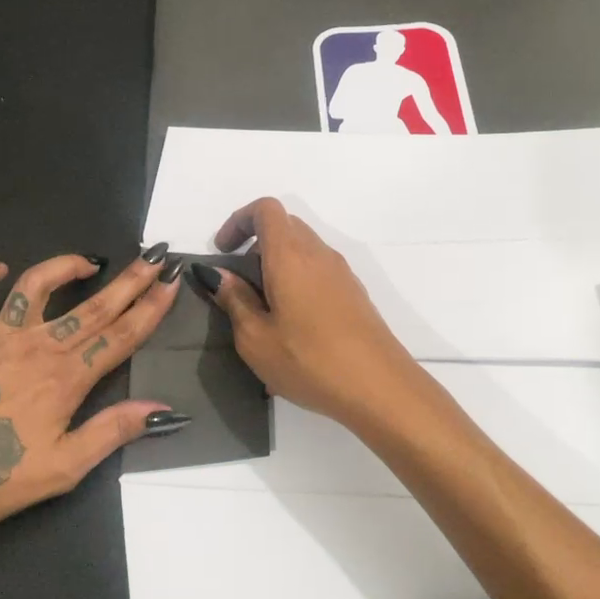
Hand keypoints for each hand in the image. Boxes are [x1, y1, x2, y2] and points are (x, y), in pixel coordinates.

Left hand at [0, 251, 181, 542]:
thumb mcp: (63, 469)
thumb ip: (112, 432)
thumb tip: (163, 409)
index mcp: (66, 378)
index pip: (120, 336)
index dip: (150, 308)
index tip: (173, 281)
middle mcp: (35, 346)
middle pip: (91, 307)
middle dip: (128, 280)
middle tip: (154, 256)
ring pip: (33, 286)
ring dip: (62, 267)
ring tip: (88, 261)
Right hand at [194, 198, 419, 427]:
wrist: (381, 389)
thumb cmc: (310, 361)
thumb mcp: (256, 339)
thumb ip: (234, 300)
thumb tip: (218, 274)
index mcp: (290, 255)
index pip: (265, 209)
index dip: (239, 220)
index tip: (224, 251)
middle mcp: (318, 253)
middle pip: (285, 225)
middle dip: (256, 242)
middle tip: (239, 281)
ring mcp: (341, 272)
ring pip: (303, 247)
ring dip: (278, 262)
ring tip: (264, 308)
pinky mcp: (355, 293)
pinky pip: (319, 269)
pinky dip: (298, 279)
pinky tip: (294, 324)